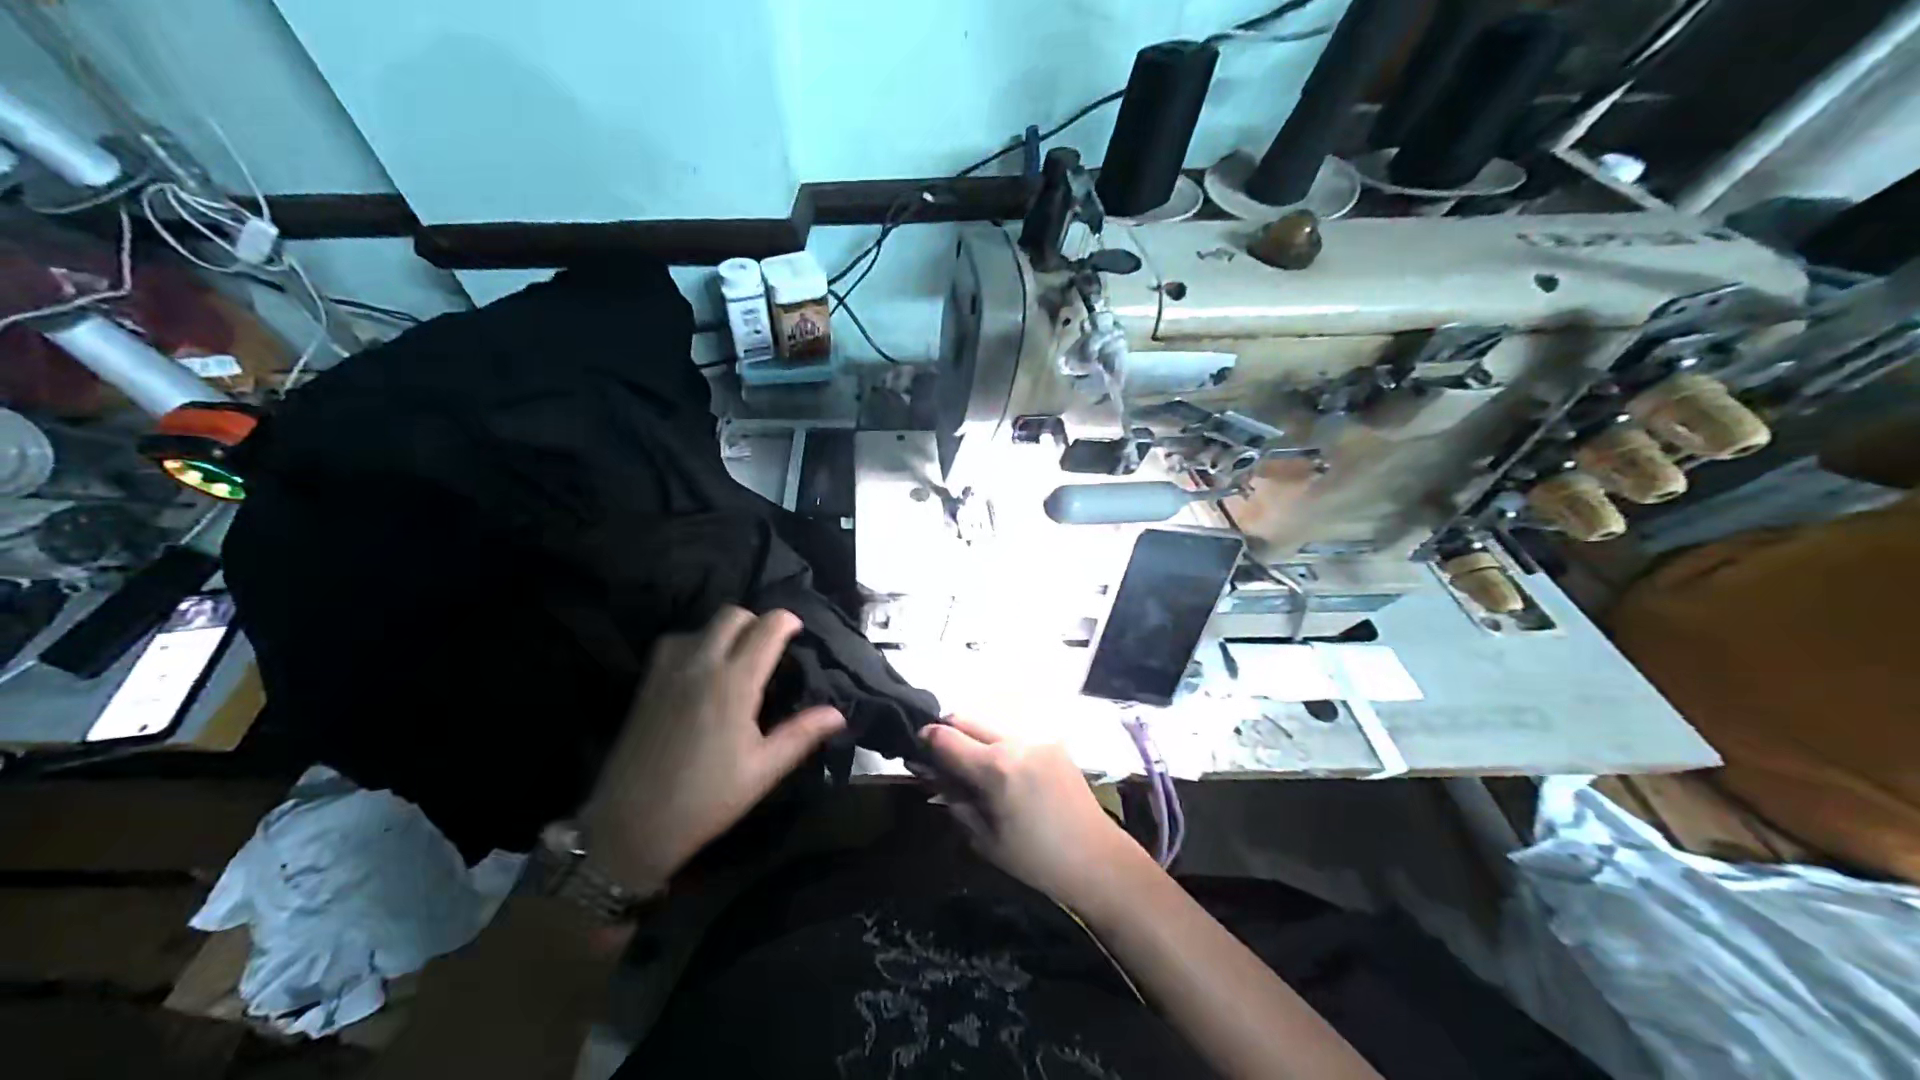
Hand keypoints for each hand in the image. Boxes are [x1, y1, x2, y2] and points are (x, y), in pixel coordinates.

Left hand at [580, 606, 845, 892]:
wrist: (631, 824)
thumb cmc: (706, 799)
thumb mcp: (762, 770)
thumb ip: (800, 734)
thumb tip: (837, 713)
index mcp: (734, 684)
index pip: (766, 628)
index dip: (786, 621)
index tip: (798, 630)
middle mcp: (701, 666)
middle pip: (732, 615)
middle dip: (756, 621)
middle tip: (769, 647)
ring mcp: (668, 672)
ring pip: (701, 626)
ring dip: (725, 631)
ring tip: (737, 658)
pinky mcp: (647, 684)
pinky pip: (674, 643)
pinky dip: (695, 643)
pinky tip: (702, 670)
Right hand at [920, 716, 1153, 908]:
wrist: (1097, 858)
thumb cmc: (1036, 859)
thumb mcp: (985, 839)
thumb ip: (957, 802)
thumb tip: (935, 779)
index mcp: (995, 767)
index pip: (945, 737)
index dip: (925, 740)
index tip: (916, 750)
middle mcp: (1015, 742)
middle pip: (966, 717)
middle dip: (948, 731)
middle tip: (941, 756)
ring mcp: (1037, 738)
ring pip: (991, 721)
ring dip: (974, 735)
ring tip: (972, 764)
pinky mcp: (1054, 742)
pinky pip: (1015, 732)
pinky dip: (998, 741)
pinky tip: (1001, 767)